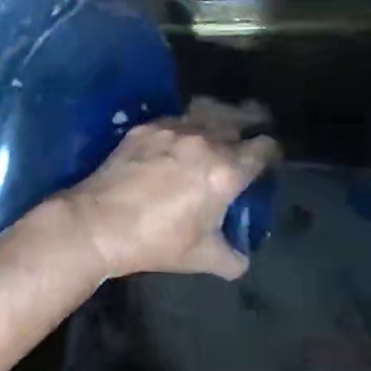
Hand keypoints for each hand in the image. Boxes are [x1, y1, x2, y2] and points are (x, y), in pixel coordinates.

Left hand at [52, 97, 277, 280]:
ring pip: (208, 111)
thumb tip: (242, 259)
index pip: (265, 147)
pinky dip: (185, 125)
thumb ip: (233, 258)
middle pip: (241, 117)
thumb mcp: (202, 258)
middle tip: (250, 136)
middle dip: (252, 124)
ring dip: (219, 118)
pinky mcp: (146, 127)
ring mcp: (173, 129)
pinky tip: (179, 139)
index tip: (267, 161)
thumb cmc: (155, 242)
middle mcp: (205, 141)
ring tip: (218, 129)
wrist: (99, 224)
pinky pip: (176, 117)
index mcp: (226, 171)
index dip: (272, 153)